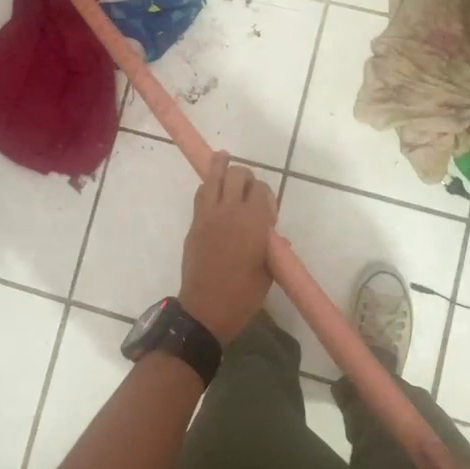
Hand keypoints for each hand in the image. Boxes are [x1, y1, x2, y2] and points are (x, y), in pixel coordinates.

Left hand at [178, 152, 274, 344]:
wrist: (206, 310)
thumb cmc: (243, 296)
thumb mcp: (268, 273)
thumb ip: (272, 249)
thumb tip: (274, 237)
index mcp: (253, 223)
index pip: (262, 190)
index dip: (266, 196)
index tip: (268, 213)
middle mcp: (230, 211)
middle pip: (238, 175)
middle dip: (246, 177)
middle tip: (249, 191)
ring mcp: (209, 215)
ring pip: (214, 177)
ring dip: (221, 166)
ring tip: (223, 158)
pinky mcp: (195, 223)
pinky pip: (201, 194)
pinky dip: (208, 186)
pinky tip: (213, 187)